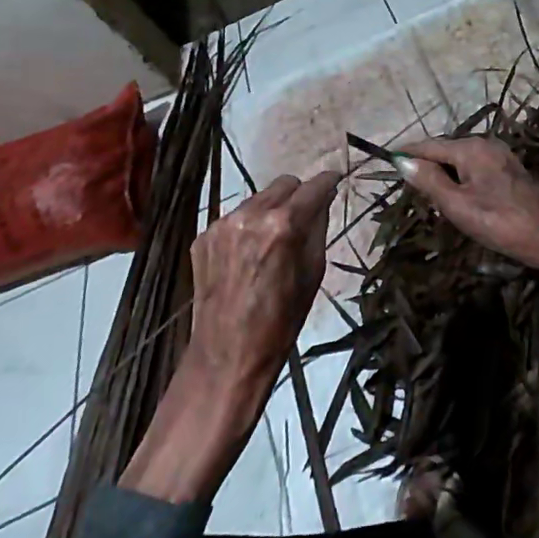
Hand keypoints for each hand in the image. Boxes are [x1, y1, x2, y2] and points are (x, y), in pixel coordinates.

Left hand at [119, 169, 338, 504]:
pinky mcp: (203, 236)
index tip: (335, 182)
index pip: (314, 186)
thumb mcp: (313, 274)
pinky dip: (247, 228)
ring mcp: (222, 224)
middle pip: (284, 183)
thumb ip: (318, 228)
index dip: (328, 183)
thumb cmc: (281, 320)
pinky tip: (247, 257)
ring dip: (271, 210)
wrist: (227, 354)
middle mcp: (250, 215)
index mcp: (283, 225)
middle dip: (298, 195)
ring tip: (272, 244)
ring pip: (258, 198)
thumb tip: (322, 200)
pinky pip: (235, 218)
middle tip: (303, 219)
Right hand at [397, 137, 538, 276]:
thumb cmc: (499, 223)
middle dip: (425, 165)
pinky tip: (454, 196)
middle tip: (405, 185)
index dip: (407, 153)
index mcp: (471, 148)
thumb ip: (429, 181)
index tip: (385, 160)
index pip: (429, 145)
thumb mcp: (457, 205)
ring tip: (426, 194)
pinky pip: (474, 167)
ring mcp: (500, 155)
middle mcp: (486, 144)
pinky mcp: (508, 170)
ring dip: (442, 173)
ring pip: (460, 160)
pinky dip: (459, 178)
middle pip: (445, 150)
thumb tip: (403, 161)